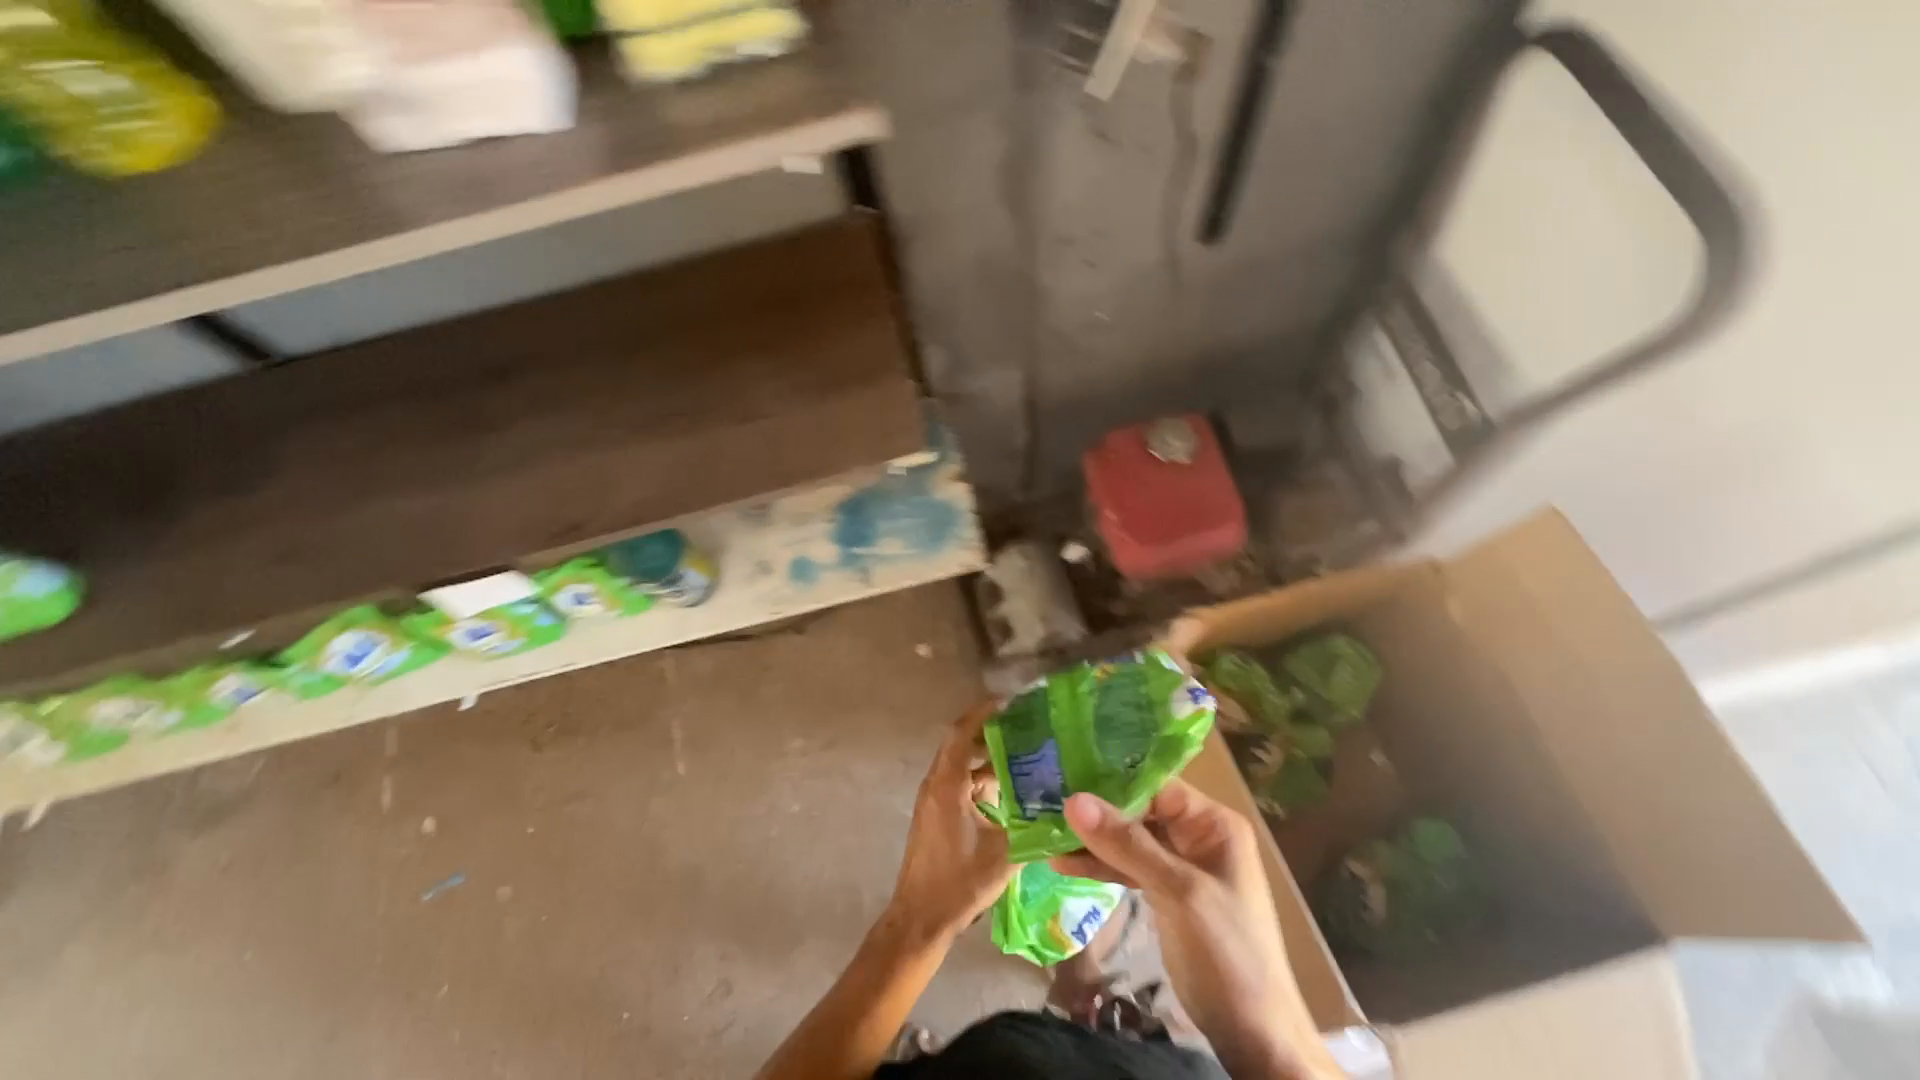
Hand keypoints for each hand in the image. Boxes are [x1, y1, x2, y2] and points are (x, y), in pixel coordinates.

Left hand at [887, 703, 1013, 942]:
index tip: (1012, 703)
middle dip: (992, 733)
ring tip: (1025, 757)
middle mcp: (936, 785)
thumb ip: (1034, 828)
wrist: (920, 918)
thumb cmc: (959, 883)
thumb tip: (1068, 812)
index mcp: (947, 785)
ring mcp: (932, 801)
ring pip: (961, 767)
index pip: (961, 732)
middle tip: (1027, 728)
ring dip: (987, 759)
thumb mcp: (1005, 854)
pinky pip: (958, 784)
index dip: (984, 713)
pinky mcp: (935, 816)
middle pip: (961, 745)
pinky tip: (1009, 793)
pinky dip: (980, 780)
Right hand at [1052, 780, 1333, 1079]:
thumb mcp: (1177, 891)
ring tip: (1045, 836)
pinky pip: (1130, 870)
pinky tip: (1064, 866)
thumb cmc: (1226, 951)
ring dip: (1092, 842)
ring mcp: (1183, 869)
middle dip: (1096, 812)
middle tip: (1044, 803)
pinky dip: (1101, 868)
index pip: (1158, 787)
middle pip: (1141, 811)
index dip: (1113, 782)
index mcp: (1214, 825)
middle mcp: (1199, 838)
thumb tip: (1074, 800)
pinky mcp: (1168, 897)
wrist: (1254, 1033)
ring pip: (1131, 842)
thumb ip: (1127, 844)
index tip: (1064, 777)